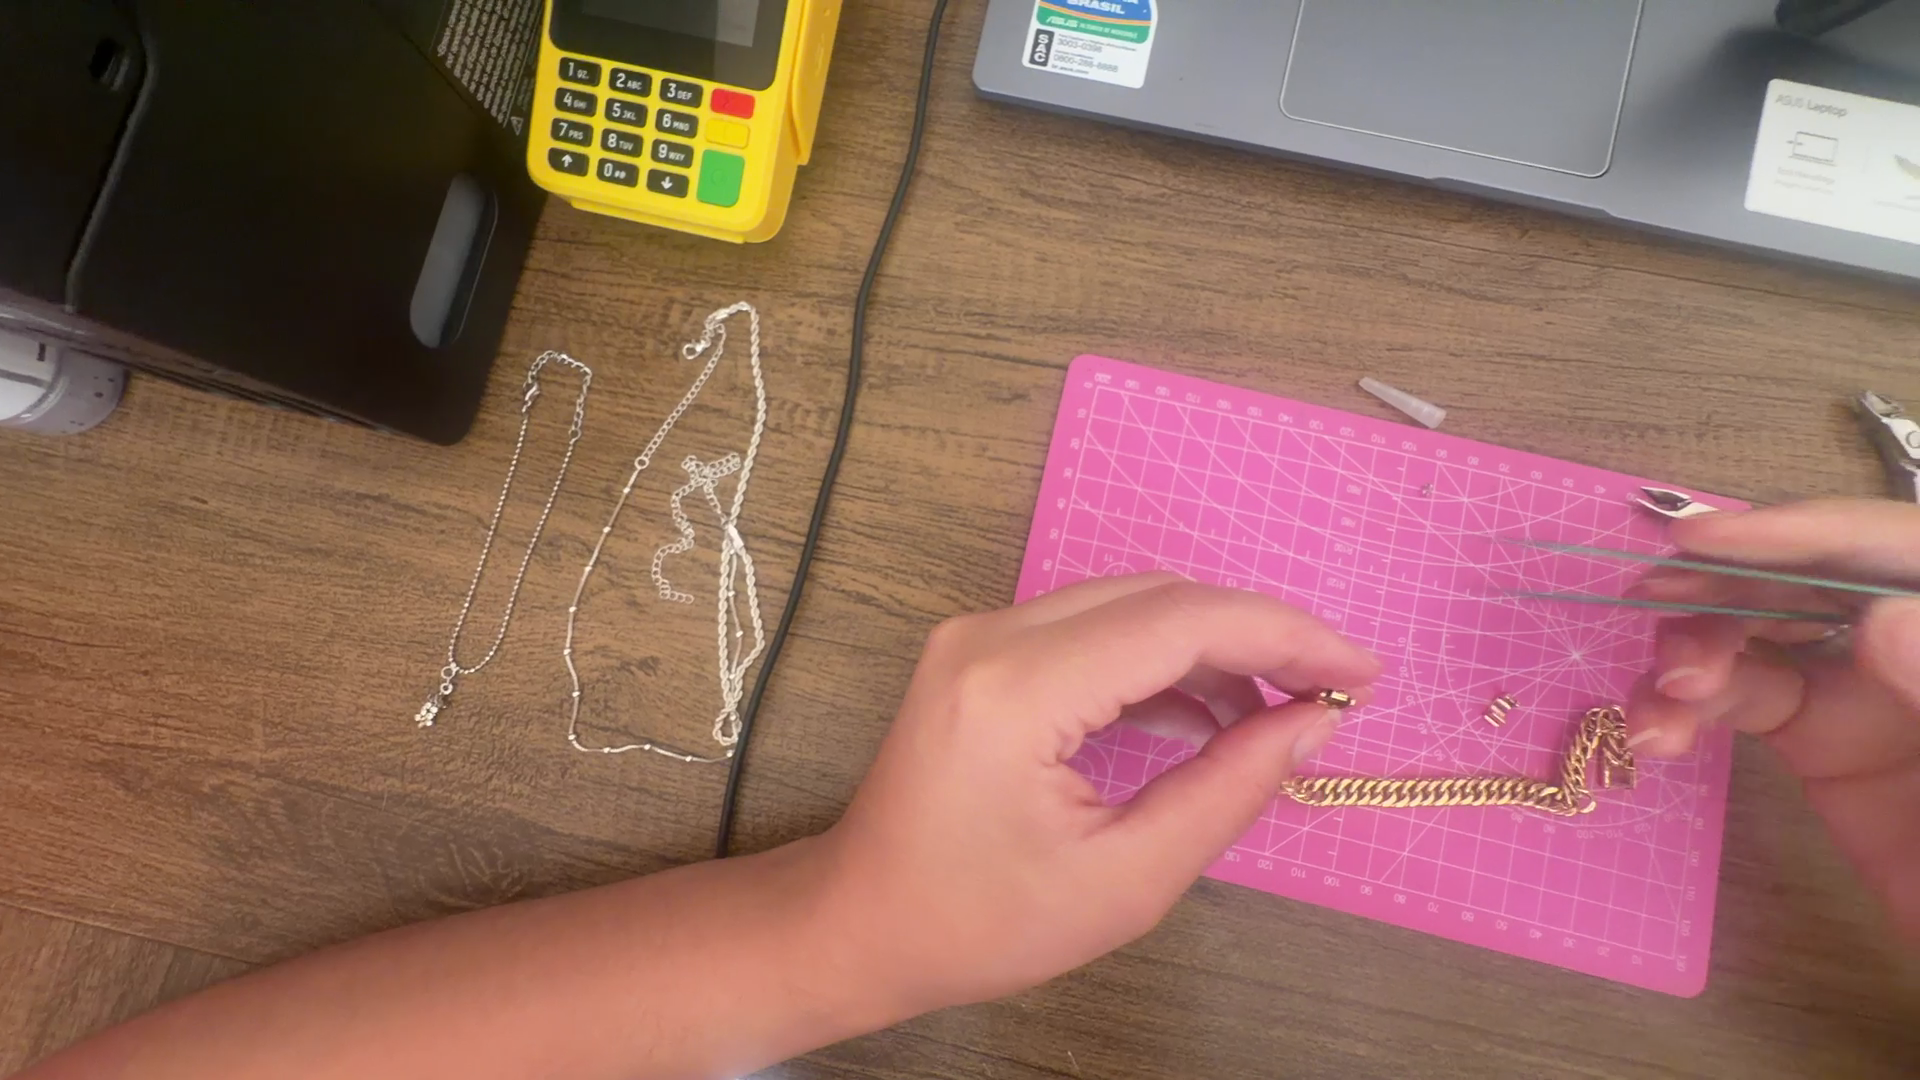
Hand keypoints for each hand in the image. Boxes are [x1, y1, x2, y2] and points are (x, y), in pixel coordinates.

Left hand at [815, 574, 1379, 1016]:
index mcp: (1018, 688)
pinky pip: (1086, 628)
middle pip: (1152, 598)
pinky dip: (1151, 657)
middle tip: (1327, 686)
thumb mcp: (1124, 880)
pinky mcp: (979, 646)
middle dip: (1252, 633)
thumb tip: (1311, 722)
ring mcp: (978, 632)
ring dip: (1204, 643)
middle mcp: (992, 634)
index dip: (1282, 634)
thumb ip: (1227, 790)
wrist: (863, 914)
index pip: (1176, 622)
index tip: (1359, 670)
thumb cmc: (982, 921)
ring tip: (1272, 706)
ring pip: (1122, 604)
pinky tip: (1198, 705)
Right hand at [1623, 499, 1919, 935]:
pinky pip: (1733, 700)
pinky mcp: (1819, 739)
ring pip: (1755, 635)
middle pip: (1807, 582)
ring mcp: (1870, 691)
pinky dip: (1678, 708)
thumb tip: (1880, 616)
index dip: (1802, 532)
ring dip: (1685, 653)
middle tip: (1651, 604)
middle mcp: (1915, 646)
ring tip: (1662, 700)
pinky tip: (1657, 735)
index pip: (1899, 548)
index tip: (1699, 538)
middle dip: (1720, 587)